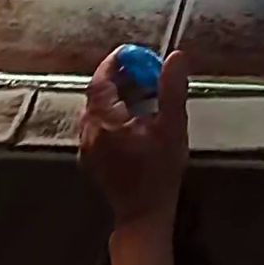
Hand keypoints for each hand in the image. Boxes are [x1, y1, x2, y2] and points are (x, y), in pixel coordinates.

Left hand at [80, 46, 189, 229]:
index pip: (101, 82)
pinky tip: (138, 113)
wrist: (144, 214)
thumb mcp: (173, 125)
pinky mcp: (93, 157)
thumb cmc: (160, 169)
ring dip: (119, 93)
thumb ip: (172, 88)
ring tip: (146, 87)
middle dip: (120, 76)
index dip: (115, 62)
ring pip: (98, 109)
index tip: (132, 51)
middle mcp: (89, 133)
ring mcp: (88, 147)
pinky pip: (99, 123)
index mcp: (105, 122)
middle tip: (146, 67)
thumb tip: (175, 56)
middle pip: (97, 94)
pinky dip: (116, 110)